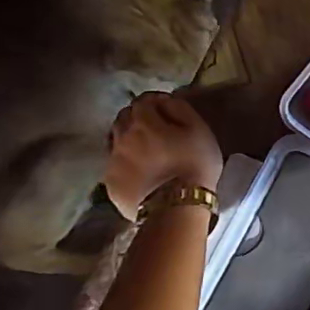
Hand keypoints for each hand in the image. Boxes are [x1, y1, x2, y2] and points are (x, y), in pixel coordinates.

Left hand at [104, 93, 222, 219]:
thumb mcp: (199, 130)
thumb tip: (165, 100)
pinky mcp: (110, 183)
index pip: (143, 101)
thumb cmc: (194, 165)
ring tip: (146, 149)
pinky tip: (140, 170)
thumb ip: (180, 109)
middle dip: (137, 117)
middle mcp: (121, 138)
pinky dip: (126, 161)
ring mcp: (112, 162)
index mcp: (143, 123)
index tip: (167, 108)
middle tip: (156, 127)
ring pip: (115, 140)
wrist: (176, 209)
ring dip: (128, 138)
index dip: (155, 101)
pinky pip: (115, 163)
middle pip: (123, 118)